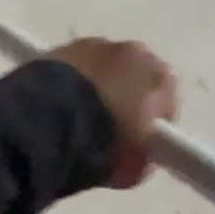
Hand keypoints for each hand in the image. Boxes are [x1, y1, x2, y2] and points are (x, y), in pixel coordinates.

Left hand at [46, 38, 178, 187]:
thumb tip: (137, 158)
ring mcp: (94, 45)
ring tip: (72, 119)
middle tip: (101, 129)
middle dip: (120, 100)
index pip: (165, 104)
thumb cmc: (103, 144)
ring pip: (99, 70)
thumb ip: (142, 158)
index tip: (133, 145)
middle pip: (132, 79)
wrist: (49, 123)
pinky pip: (69, 69)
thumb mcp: (134, 167)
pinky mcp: (58, 48)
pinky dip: (64, 84)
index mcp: (163, 78)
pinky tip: (52, 107)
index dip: (149, 127)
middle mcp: (134, 52)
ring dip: (91, 88)